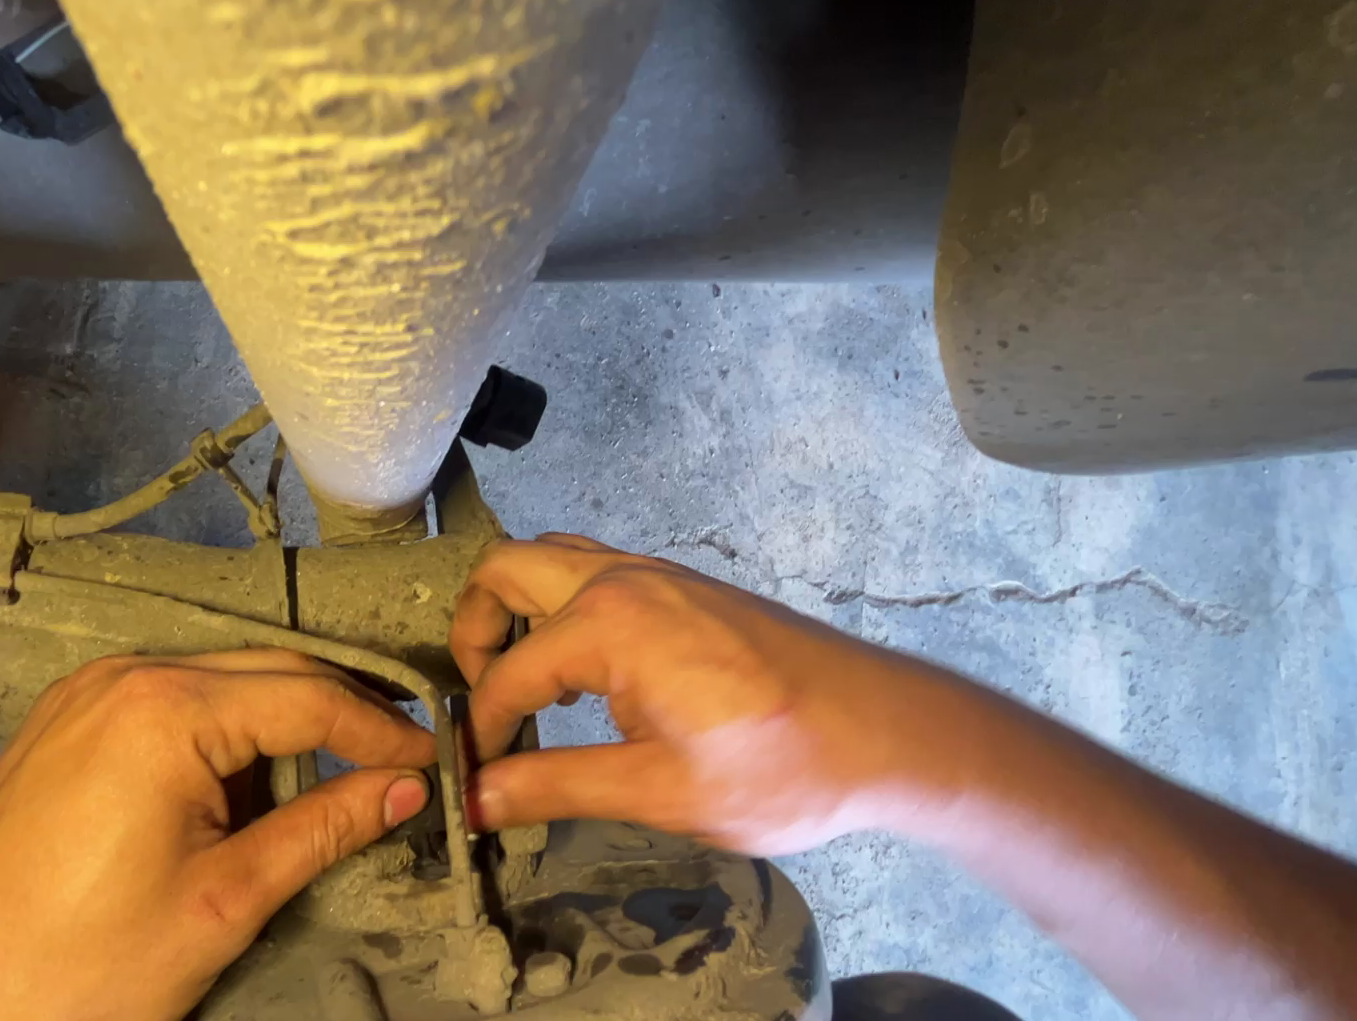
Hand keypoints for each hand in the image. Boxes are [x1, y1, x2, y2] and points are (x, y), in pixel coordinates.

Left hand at [0, 650, 434, 1020]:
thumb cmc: (83, 975)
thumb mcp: (223, 901)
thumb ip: (324, 829)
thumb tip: (409, 788)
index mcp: (166, 707)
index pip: (307, 697)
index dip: (379, 728)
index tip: (431, 758)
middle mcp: (128, 671)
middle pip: (269, 672)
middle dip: (339, 712)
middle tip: (397, 756)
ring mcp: (89, 687)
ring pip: (223, 678)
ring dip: (283, 717)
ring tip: (331, 768)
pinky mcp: (66, 714)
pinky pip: (173, 695)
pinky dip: (224, 724)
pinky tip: (242, 774)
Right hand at [452, 534, 977, 855]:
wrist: (884, 729)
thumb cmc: (775, 765)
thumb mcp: (658, 790)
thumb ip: (554, 785)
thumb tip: (477, 799)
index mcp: (607, 623)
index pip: (508, 673)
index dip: (482, 728)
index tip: (476, 773)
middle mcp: (617, 577)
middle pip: (503, 569)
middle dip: (472, 627)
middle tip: (481, 691)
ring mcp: (649, 571)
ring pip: (545, 558)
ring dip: (515, 606)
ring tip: (525, 675)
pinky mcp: (674, 582)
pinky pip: (586, 569)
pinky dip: (556, 604)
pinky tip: (582, 667)